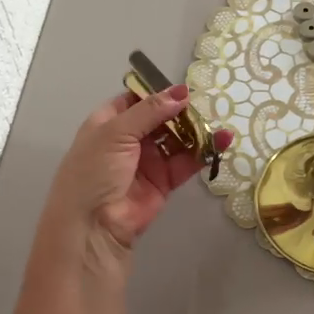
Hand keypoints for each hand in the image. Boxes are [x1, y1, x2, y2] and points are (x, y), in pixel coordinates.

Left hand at [40, 84, 234, 260]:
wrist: (92, 226)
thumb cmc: (95, 170)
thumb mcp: (116, 132)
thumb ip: (150, 110)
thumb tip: (181, 92)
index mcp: (108, 123)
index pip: (135, 99)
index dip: (157, 92)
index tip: (183, 87)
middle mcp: (127, 139)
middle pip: (160, 118)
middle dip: (181, 111)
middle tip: (207, 102)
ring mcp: (146, 161)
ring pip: (175, 139)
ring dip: (195, 130)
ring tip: (218, 120)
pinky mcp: (163, 182)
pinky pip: (185, 162)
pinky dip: (203, 152)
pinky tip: (221, 140)